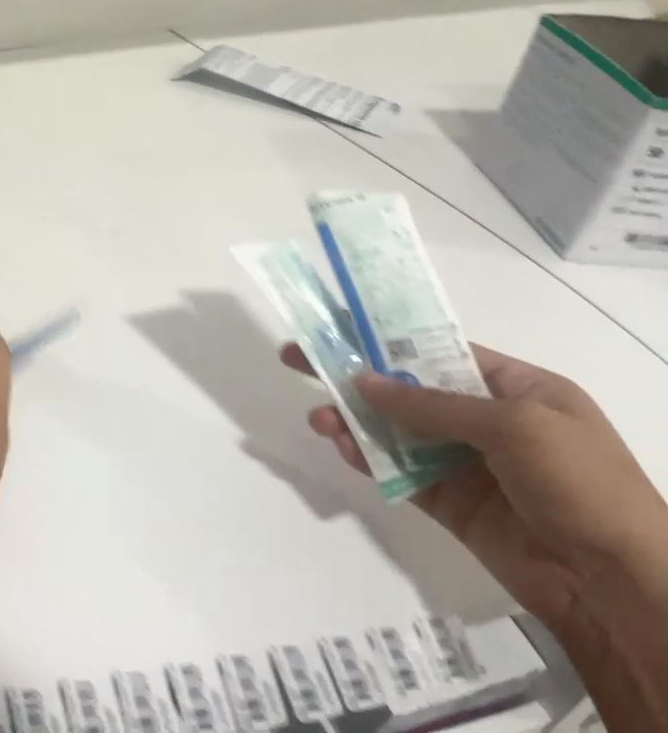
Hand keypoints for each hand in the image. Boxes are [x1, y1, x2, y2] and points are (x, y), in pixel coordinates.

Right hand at [285, 342, 667, 633]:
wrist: (615, 582)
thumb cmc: (582, 486)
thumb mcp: (514, 427)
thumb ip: (431, 404)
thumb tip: (361, 381)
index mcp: (521, 392)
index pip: (441, 354)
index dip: (387, 341)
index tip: (335, 329)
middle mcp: (491, 422)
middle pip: (407, 390)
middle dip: (353, 376)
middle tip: (296, 360)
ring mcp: (466, 462)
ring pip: (393, 430)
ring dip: (353, 420)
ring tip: (320, 420)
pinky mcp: (447, 500)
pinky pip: (395, 469)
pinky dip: (365, 457)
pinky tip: (344, 448)